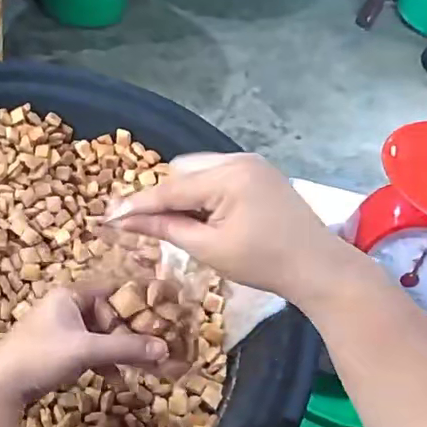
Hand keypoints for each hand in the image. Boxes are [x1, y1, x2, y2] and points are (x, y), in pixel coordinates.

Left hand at [0, 286, 172, 402]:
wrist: (0, 385)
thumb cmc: (41, 356)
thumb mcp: (86, 350)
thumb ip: (125, 347)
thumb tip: (164, 348)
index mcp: (69, 294)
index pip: (112, 290)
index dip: (136, 302)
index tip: (161, 316)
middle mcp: (66, 306)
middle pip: (108, 314)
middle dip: (131, 333)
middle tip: (155, 347)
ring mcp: (62, 329)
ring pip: (101, 335)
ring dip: (120, 350)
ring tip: (142, 366)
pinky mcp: (59, 350)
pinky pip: (90, 350)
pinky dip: (104, 361)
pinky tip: (116, 378)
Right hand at [106, 153, 367, 305]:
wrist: (318, 267)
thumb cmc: (264, 263)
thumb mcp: (209, 249)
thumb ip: (166, 228)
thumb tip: (126, 220)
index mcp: (228, 176)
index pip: (170, 188)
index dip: (138, 204)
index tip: (108, 215)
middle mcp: (238, 159)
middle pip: (182, 171)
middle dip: (162, 196)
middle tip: (144, 223)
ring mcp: (252, 163)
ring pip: (199, 170)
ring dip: (182, 193)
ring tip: (174, 222)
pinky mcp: (259, 172)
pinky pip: (218, 175)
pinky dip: (203, 192)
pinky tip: (201, 215)